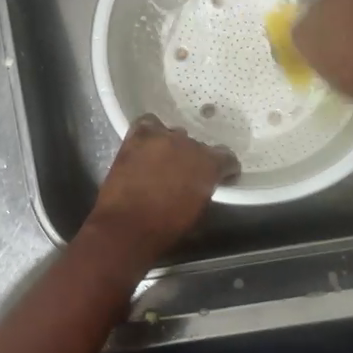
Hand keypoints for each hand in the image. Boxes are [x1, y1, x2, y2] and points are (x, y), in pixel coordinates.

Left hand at [85, 114, 238, 260]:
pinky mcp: (138, 136)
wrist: (127, 226)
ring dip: (172, 148)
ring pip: (174, 135)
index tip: (220, 177)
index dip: (224, 168)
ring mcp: (163, 137)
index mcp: (210, 165)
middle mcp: (190, 144)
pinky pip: (148, 123)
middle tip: (183, 175)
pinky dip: (150, 133)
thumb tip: (204, 183)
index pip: (226, 157)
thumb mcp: (199, 211)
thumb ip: (206, 188)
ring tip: (162, 163)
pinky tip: (146, 146)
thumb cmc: (166, 228)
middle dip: (193, 159)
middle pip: (197, 146)